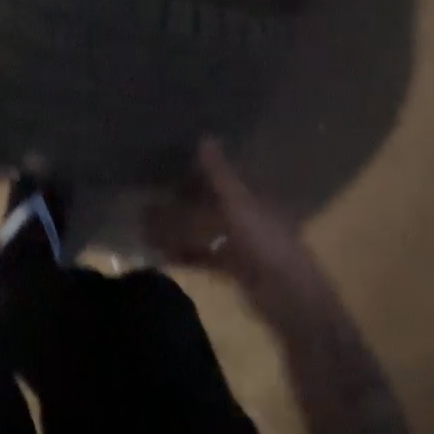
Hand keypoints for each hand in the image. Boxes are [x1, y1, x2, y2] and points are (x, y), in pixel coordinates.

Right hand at [146, 139, 313, 296]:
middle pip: (209, 207)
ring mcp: (242, 245)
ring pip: (204, 232)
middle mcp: (248, 217)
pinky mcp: (235, 270)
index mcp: (254, 197)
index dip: (196, 174)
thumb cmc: (266, 242)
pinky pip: (206, 257)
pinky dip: (185, 255)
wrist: (288, 296)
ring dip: (178, 231)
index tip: (166, 170)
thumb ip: (221, 174)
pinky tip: (162, 255)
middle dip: (180, 205)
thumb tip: (205, 137)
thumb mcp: (240, 203)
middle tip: (145, 204)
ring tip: (145, 229)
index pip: (222, 179)